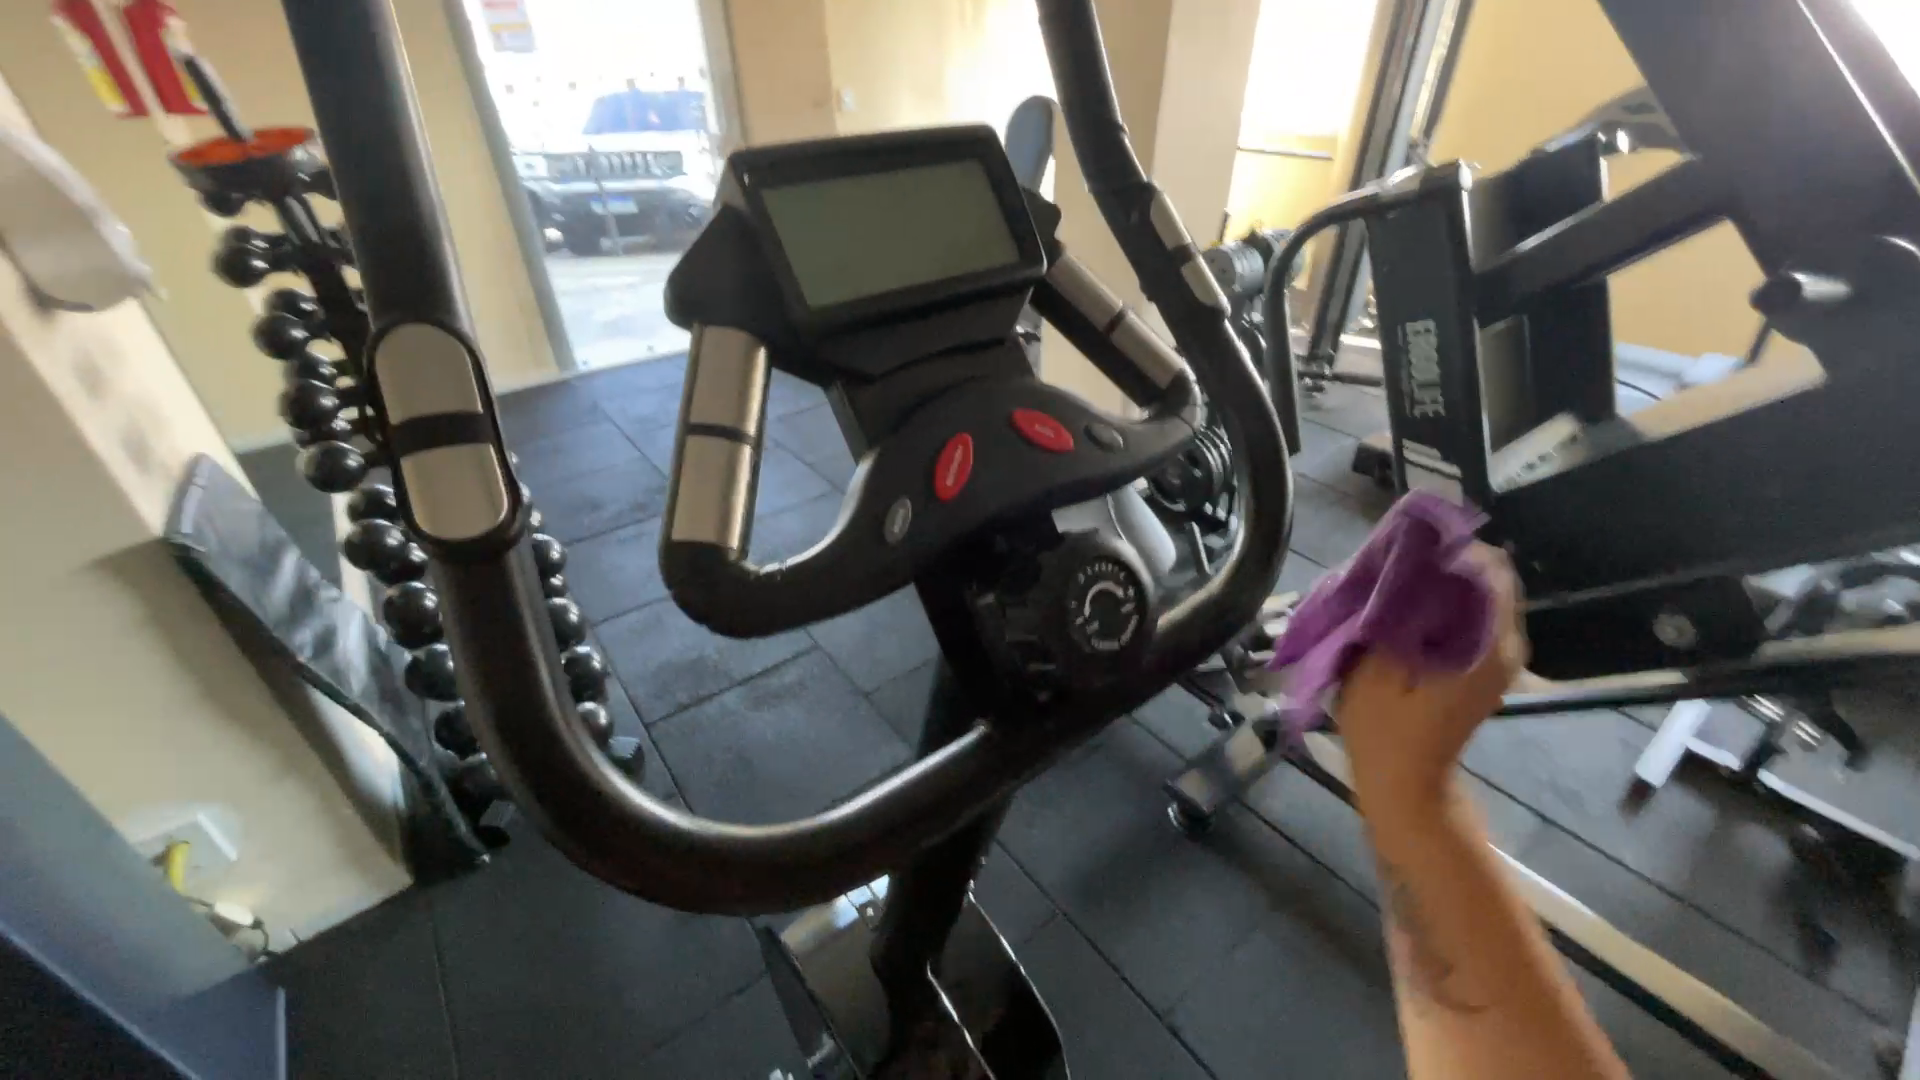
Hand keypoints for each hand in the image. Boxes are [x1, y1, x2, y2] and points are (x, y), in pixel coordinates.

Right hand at [1337, 543, 1527, 806]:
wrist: (1403, 782)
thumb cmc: (1386, 729)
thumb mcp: (1379, 665)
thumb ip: (1394, 613)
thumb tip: (1400, 565)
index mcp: (1488, 644)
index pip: (1488, 569)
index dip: (1448, 548)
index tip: (1405, 545)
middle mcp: (1504, 643)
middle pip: (1484, 578)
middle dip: (1439, 562)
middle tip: (1389, 563)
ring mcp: (1496, 655)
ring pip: (1473, 594)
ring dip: (1435, 582)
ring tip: (1388, 582)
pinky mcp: (1481, 663)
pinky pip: (1465, 615)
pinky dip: (1436, 603)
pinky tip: (1398, 609)